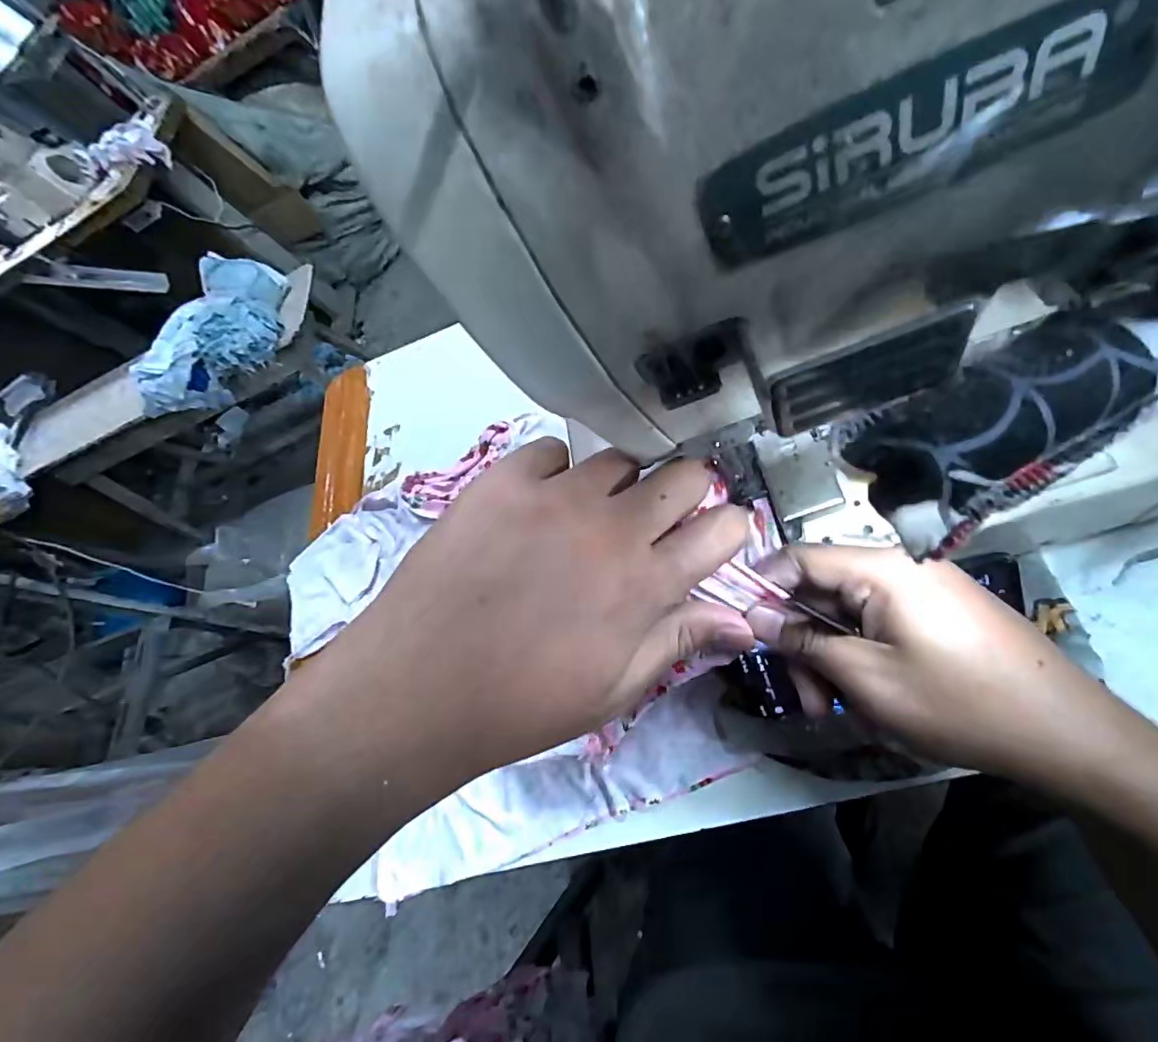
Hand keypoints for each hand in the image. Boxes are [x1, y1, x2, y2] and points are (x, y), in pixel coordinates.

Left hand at [288, 440, 754, 786]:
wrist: (413, 692)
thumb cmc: (523, 704)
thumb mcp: (615, 689)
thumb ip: (681, 640)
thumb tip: (745, 622)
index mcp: (645, 585)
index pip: (723, 528)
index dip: (730, 530)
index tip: (715, 540)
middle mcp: (611, 529)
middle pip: (685, 475)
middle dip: (690, 493)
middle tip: (663, 520)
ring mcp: (555, 497)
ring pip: (620, 460)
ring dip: (623, 486)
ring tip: (595, 516)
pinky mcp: (502, 482)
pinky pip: (554, 452)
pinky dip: (559, 474)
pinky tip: (542, 506)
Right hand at [745, 546, 1154, 786]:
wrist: (1058, 727)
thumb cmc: (955, 701)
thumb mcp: (866, 678)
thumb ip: (804, 642)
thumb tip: (757, 615)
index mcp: (879, 566)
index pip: (797, 556)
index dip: (762, 589)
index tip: (744, 634)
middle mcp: (898, 565)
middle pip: (823, 589)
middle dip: (804, 644)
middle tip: (808, 703)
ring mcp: (922, 588)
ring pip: (850, 612)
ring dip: (833, 658)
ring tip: (840, 712)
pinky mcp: (938, 611)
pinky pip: (881, 623)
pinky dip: (864, 656)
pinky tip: (872, 698)